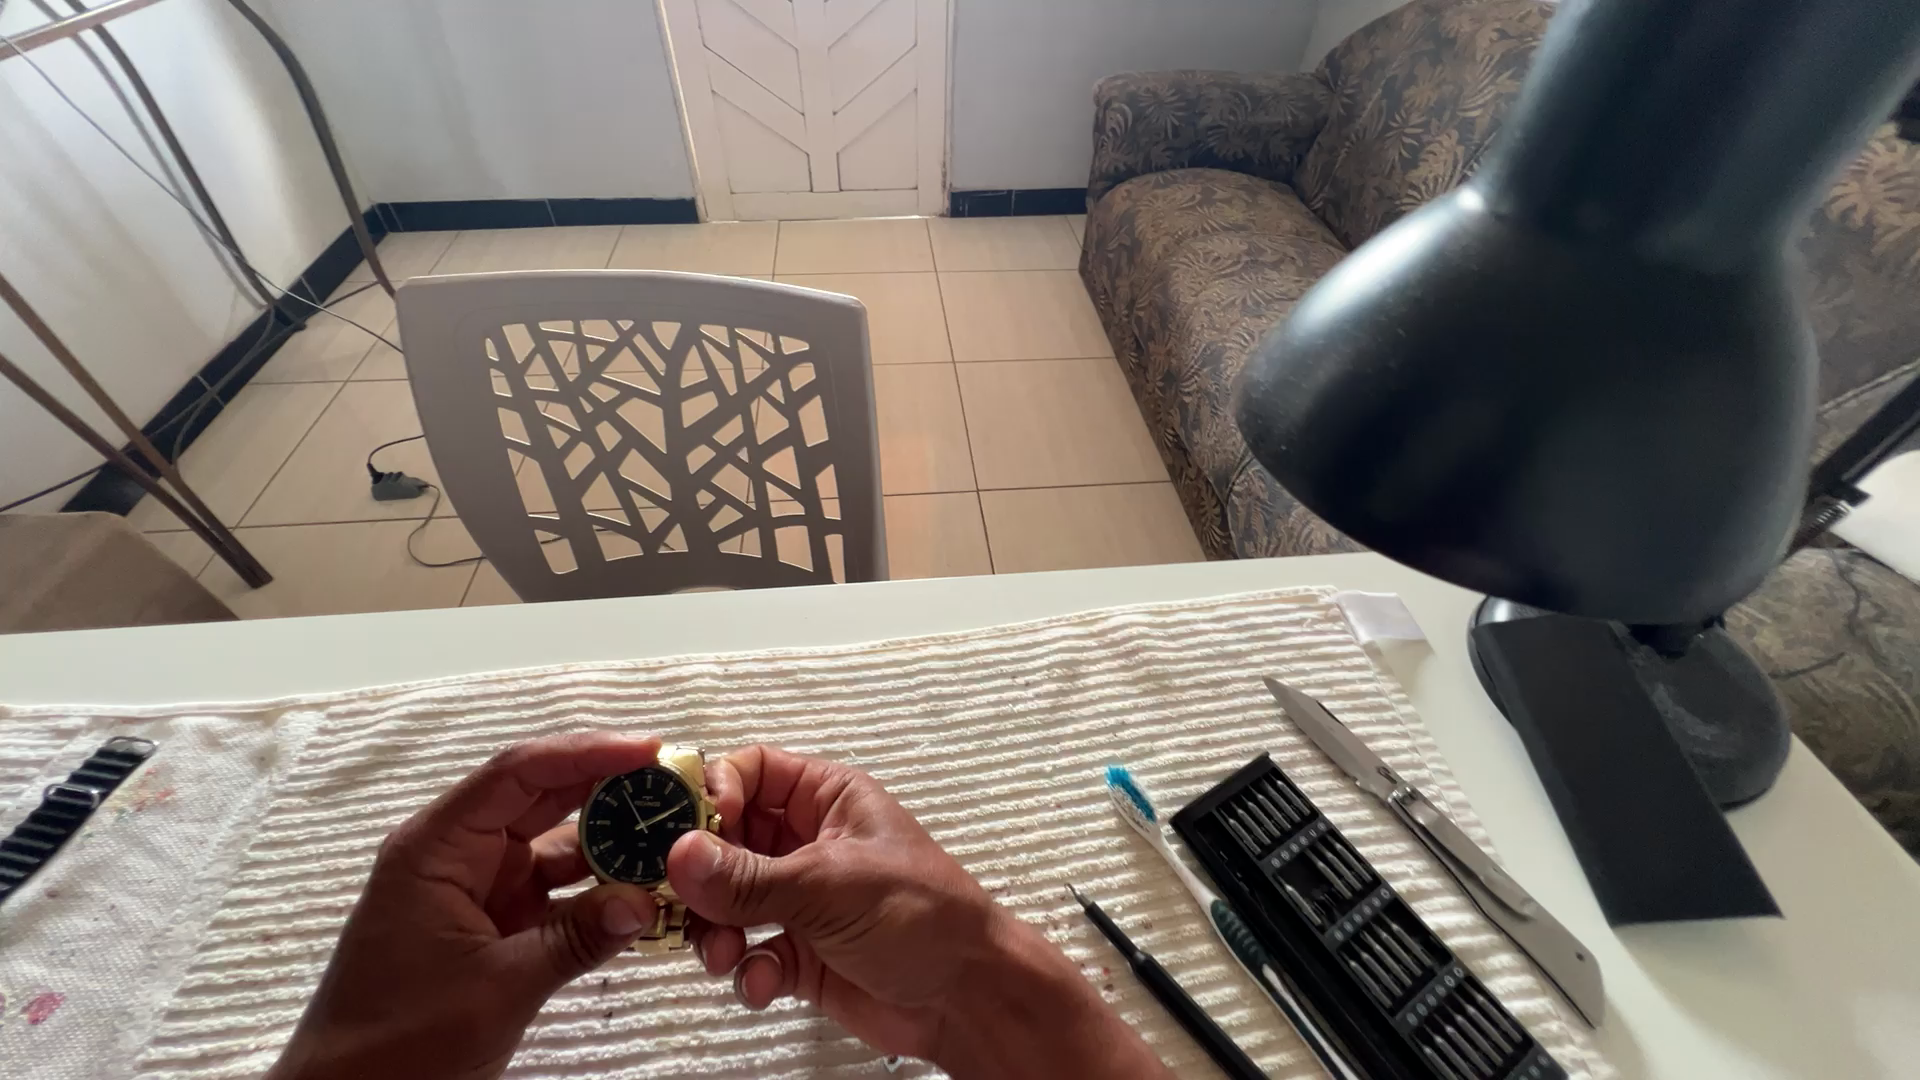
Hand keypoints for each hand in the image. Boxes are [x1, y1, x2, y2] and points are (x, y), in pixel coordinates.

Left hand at [266, 733, 663, 1079]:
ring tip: (674, 826)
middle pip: (547, 791)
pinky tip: (648, 878)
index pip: (519, 772)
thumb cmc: (398, 1048)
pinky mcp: (505, 910)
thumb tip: (648, 903)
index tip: (650, 751)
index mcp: (439, 847)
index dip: (588, 753)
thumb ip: (576, 939)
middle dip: (613, 781)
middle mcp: (464, 848)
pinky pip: (566, 876)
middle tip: (678, 778)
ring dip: (617, 831)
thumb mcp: (494, 991)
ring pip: (563, 832)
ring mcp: (486, 878)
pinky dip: (606, 876)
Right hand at [668, 746, 1173, 1078]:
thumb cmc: (922, 912)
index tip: (684, 835)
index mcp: (827, 797)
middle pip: (728, 837)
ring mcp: (800, 894)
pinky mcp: (797, 947)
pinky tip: (767, 980)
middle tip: (681, 904)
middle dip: (701, 874)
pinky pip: (745, 949)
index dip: (715, 794)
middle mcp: (808, 839)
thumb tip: (680, 854)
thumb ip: (752, 877)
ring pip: (727, 897)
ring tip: (724, 952)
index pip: (752, 771)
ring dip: (715, 927)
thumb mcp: (832, 885)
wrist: (963, 995)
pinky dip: (746, 968)